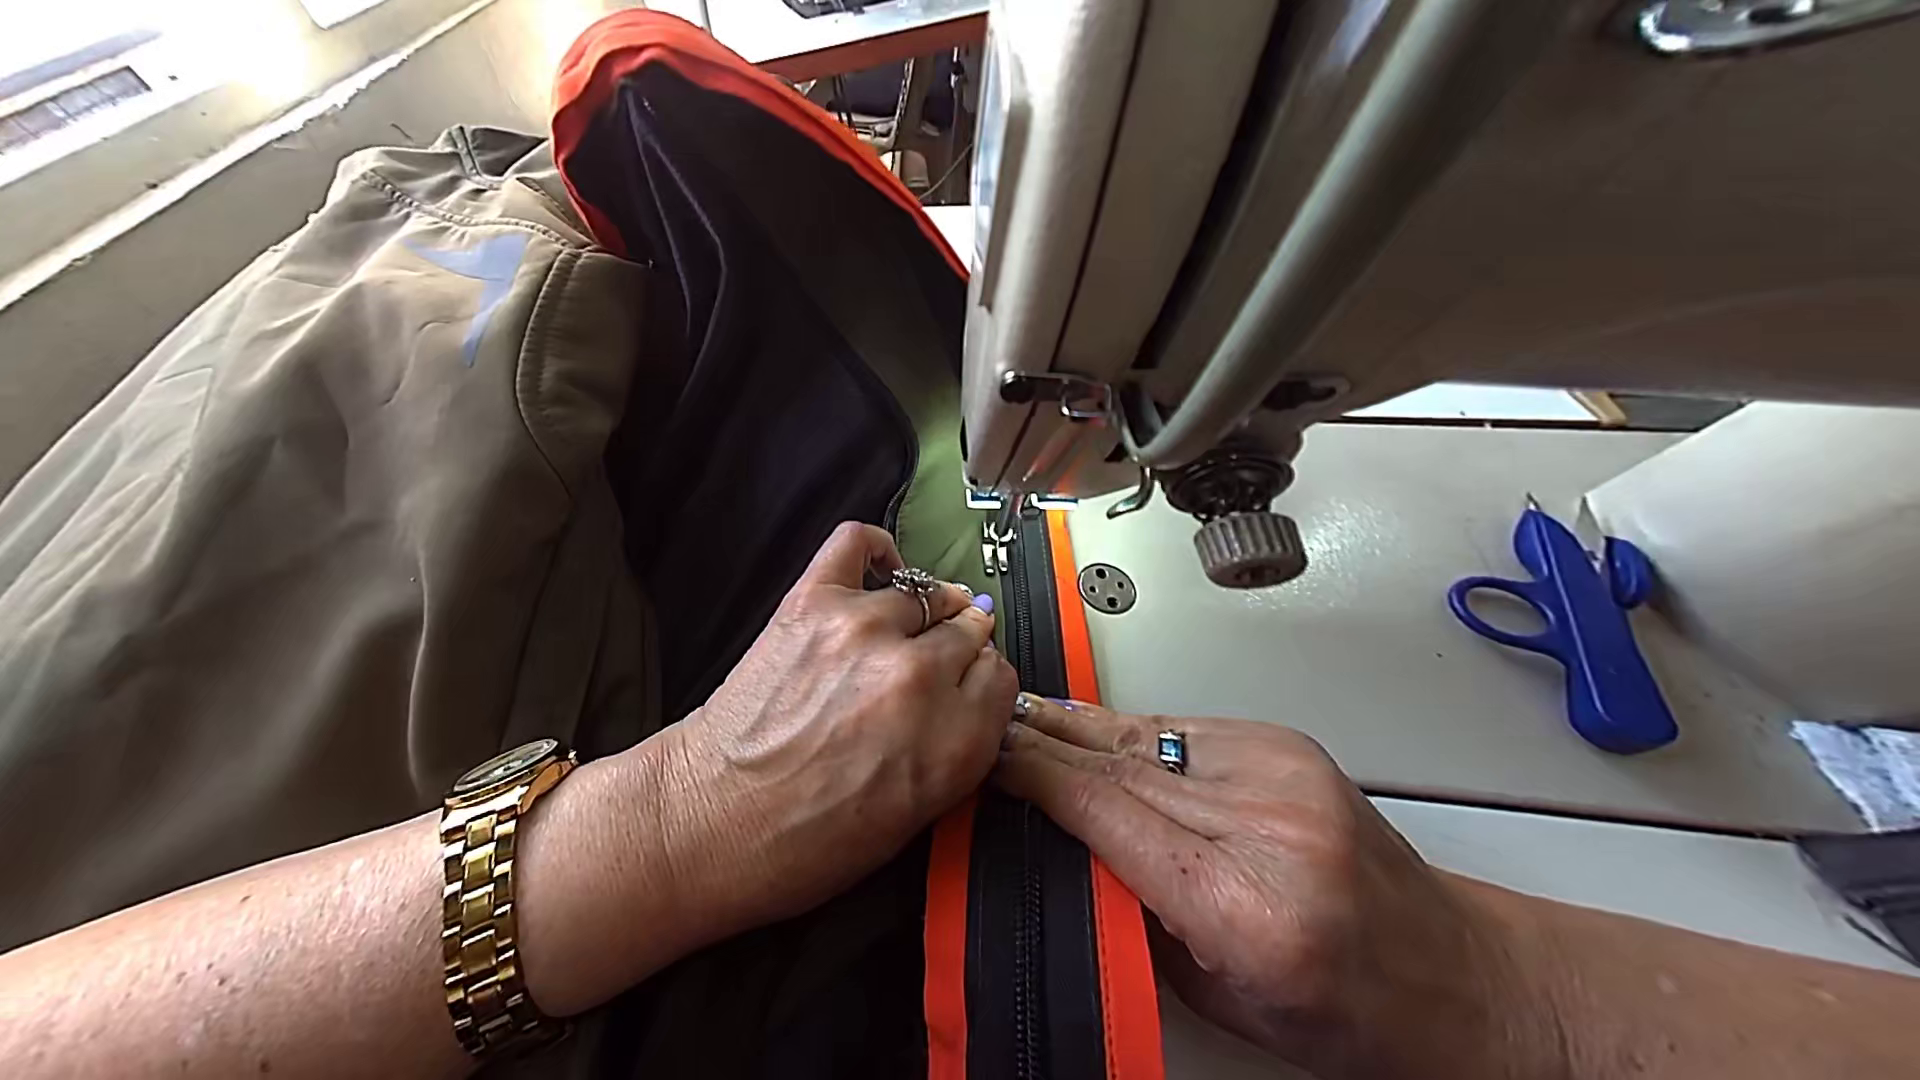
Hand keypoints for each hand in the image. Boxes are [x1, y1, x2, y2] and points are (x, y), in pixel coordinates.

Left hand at [648, 522, 1016, 948]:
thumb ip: (962, 740)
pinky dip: (878, 551)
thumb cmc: (809, 838)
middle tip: (925, 665)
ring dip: (919, 614)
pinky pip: (861, 543)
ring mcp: (866, 630)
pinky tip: (881, 571)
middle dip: (954, 649)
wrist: (711, 822)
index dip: (980, 680)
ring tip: (896, 634)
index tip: (964, 682)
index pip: (1001, 675)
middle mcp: (919, 678)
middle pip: (969, 630)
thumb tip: (975, 678)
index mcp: (953, 741)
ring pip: (926, 594)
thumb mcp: (918, 812)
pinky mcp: (814, 601)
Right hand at [995, 699, 1565, 1079]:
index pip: (1108, 811)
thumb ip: (1130, 902)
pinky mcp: (1284, 743)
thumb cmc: (1336, 1009)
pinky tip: (1092, 729)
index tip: (995, 757)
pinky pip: (1179, 728)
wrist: (1452, 971)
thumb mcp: (1211, 989)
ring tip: (1029, 716)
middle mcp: (1264, 822)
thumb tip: (1061, 827)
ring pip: (1145, 734)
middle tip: (997, 724)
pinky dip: (1129, 730)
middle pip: (1121, 763)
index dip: (1041, 777)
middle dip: (1047, 741)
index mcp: (1243, 905)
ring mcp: (1280, 770)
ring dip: (1080, 727)